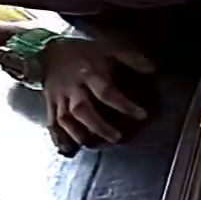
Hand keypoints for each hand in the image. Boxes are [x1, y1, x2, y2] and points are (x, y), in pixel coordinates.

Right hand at [39, 38, 151, 155]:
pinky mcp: (49, 104)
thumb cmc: (83, 52)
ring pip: (65, 119)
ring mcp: (58, 97)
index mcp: (88, 73)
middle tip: (117, 138)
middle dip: (99, 126)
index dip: (124, 105)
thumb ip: (131, 59)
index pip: (106, 92)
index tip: (142, 115)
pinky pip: (51, 122)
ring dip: (78, 134)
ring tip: (93, 145)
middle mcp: (72, 87)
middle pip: (82, 110)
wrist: (47, 50)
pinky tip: (68, 150)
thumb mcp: (108, 49)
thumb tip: (152, 70)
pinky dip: (58, 137)